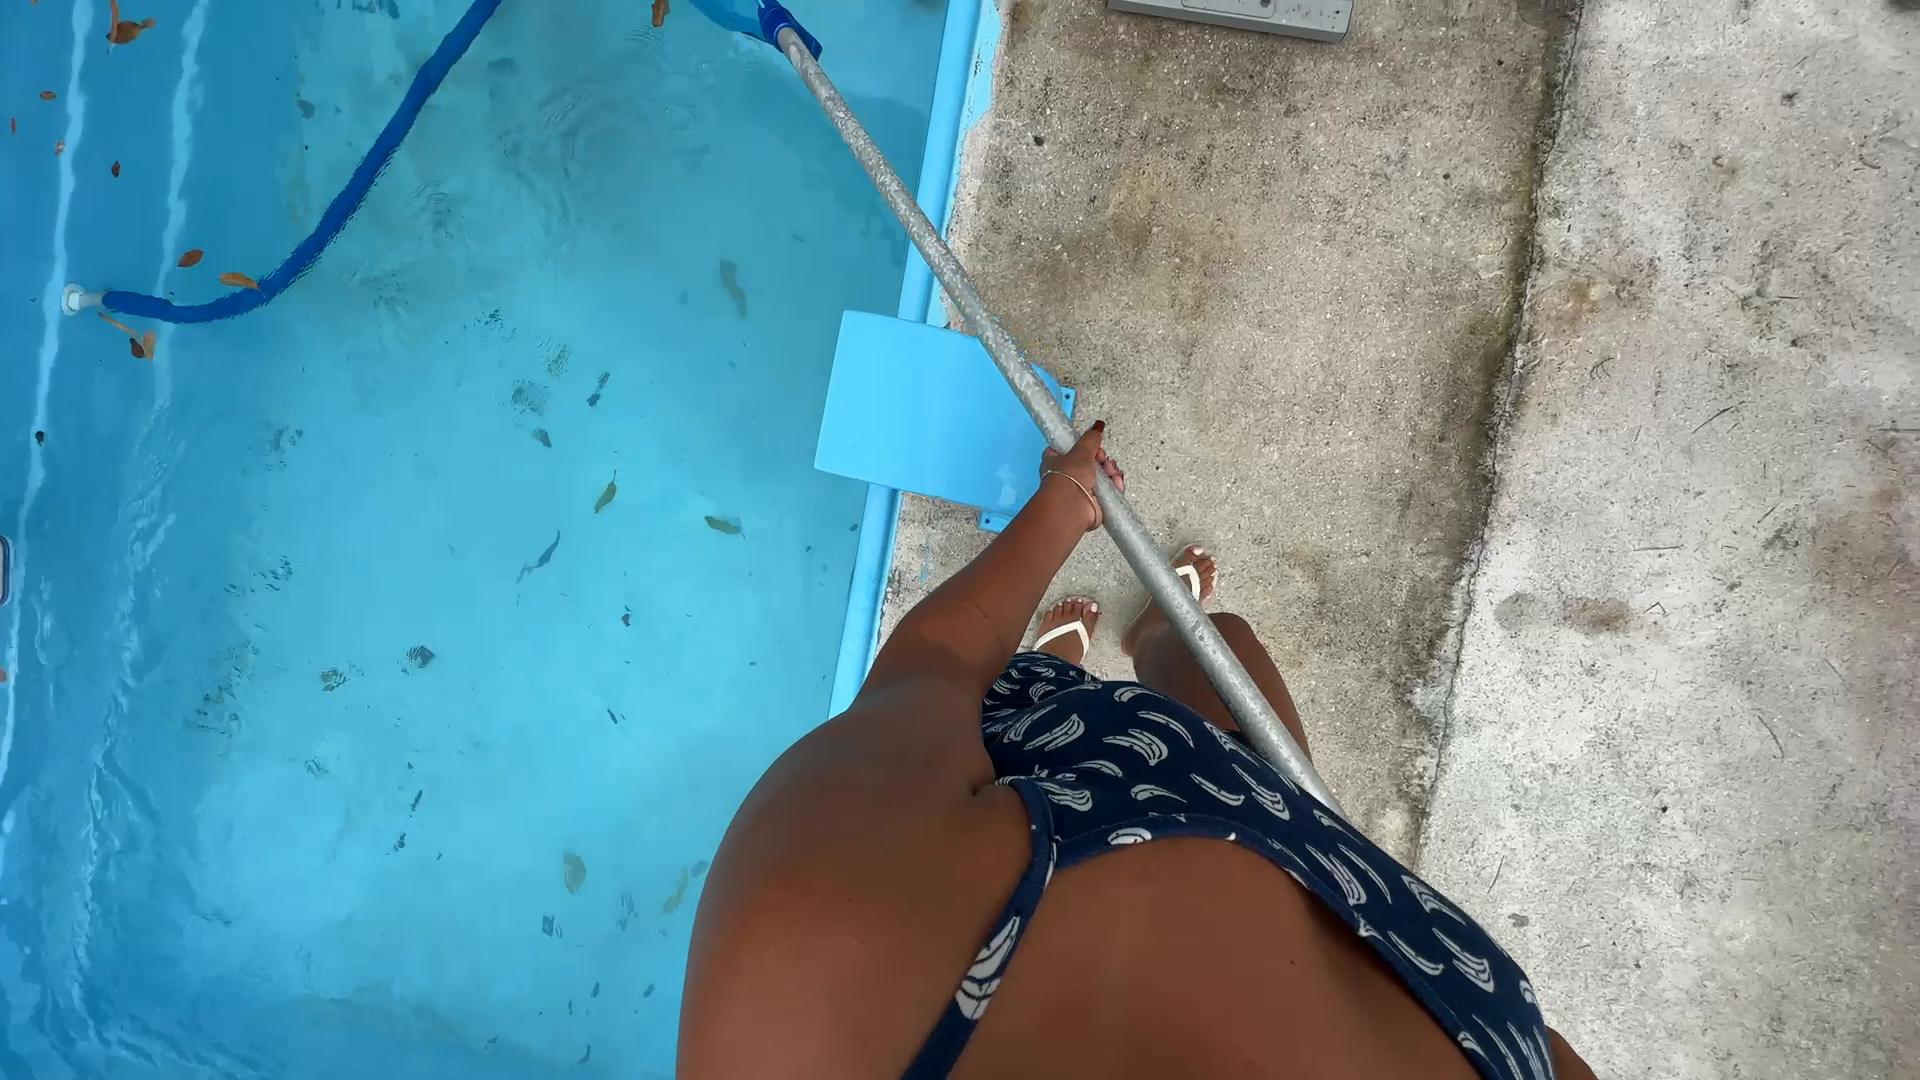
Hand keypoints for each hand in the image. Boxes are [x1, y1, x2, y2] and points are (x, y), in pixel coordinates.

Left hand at [1040, 421, 1124, 531]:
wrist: (1072, 506)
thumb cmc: (1067, 479)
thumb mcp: (1081, 451)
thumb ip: (1091, 438)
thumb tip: (1097, 427)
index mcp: (1056, 460)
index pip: (1073, 448)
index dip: (1086, 446)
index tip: (1093, 445)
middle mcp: (1067, 476)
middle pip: (1091, 462)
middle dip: (1102, 460)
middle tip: (1103, 459)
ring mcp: (1081, 489)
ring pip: (1102, 476)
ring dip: (1110, 472)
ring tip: (1110, 472)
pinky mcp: (1094, 502)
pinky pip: (1109, 491)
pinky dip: (1115, 486)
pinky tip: (1116, 483)